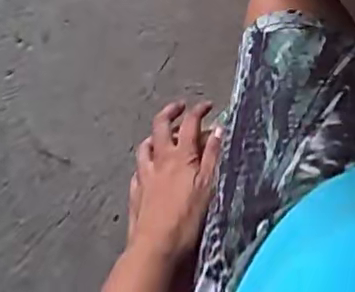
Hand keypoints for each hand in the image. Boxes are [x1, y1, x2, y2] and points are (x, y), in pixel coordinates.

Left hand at [126, 100, 221, 267]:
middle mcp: (161, 159)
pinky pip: (137, 170)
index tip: (207, 105)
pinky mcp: (135, 193)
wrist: (155, 249)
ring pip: (145, 145)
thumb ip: (212, 156)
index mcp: (181, 155)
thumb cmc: (186, 219)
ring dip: (154, 137)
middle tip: (180, 107)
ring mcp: (145, 175)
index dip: (199, 110)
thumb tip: (218, 128)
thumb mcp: (207, 186)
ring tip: (160, 136)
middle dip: (171, 111)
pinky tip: (147, 170)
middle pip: (161, 124)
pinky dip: (144, 164)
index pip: (190, 122)